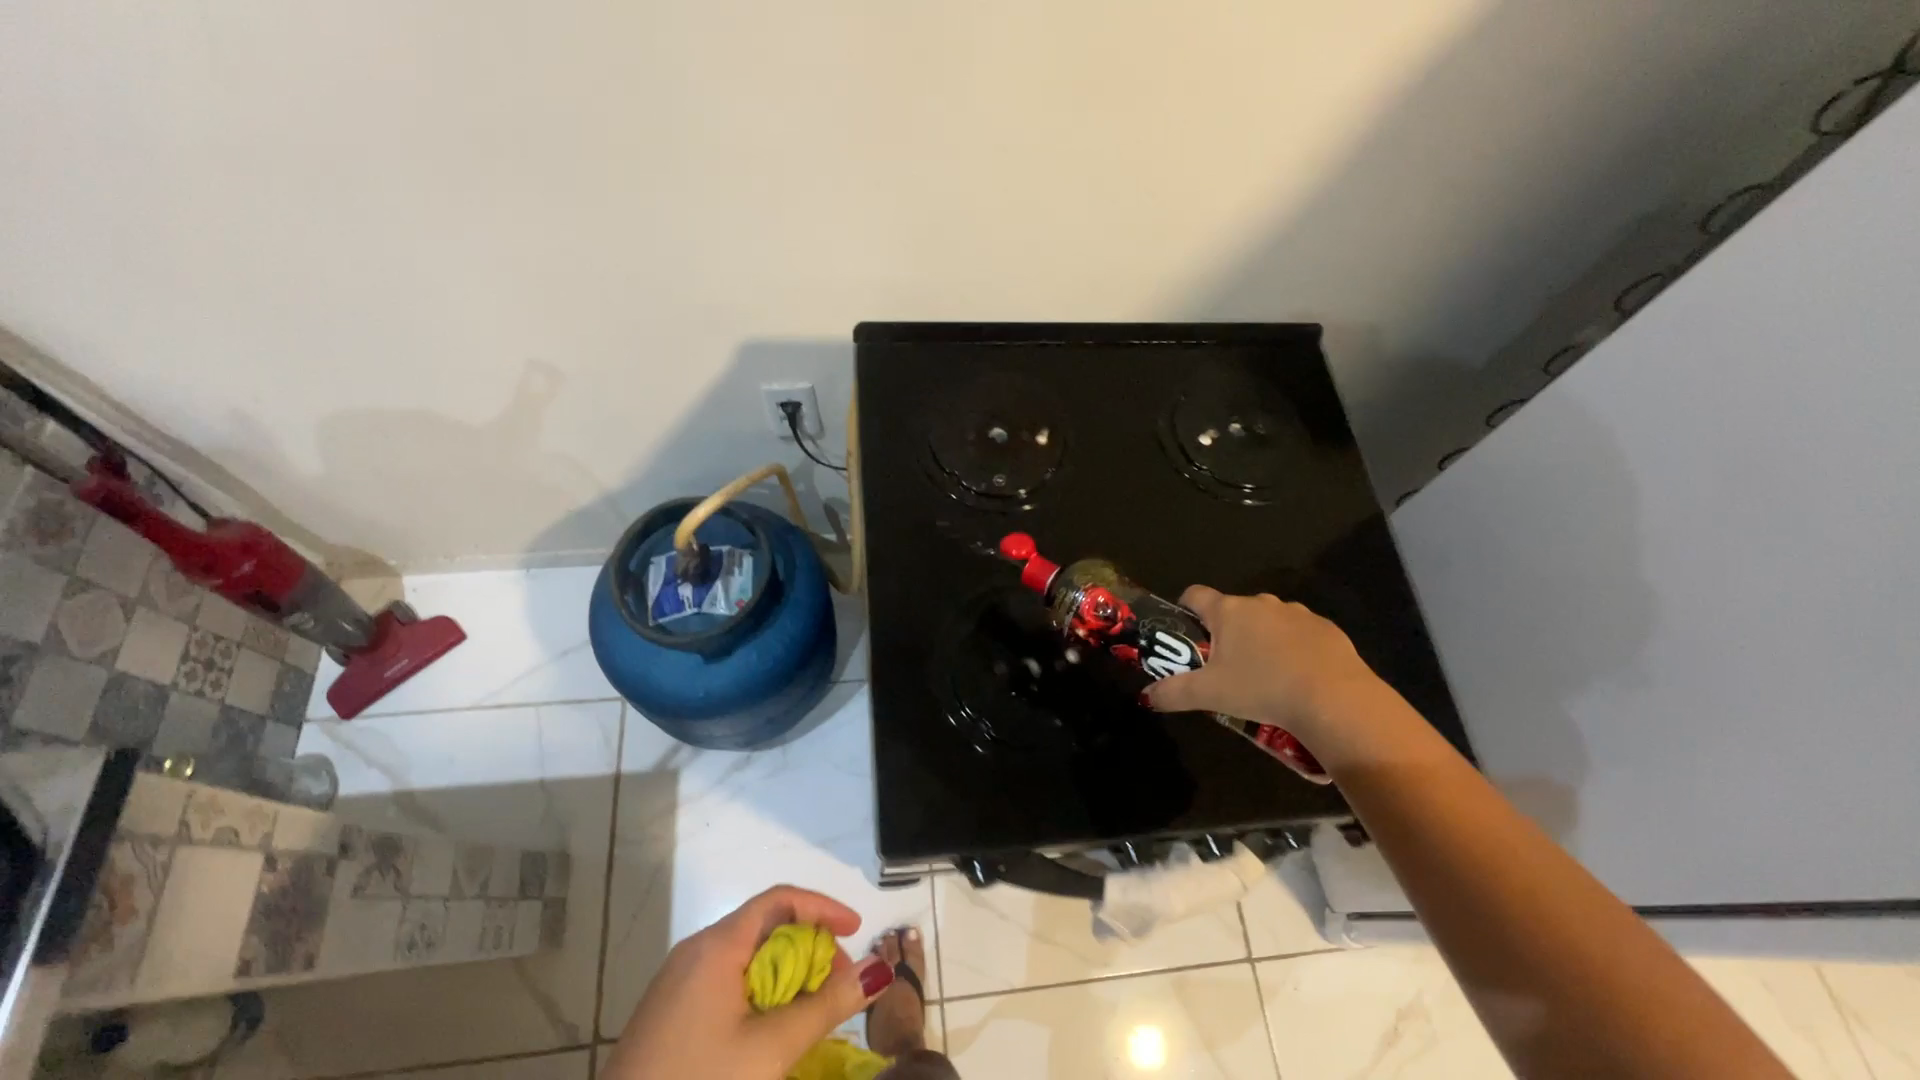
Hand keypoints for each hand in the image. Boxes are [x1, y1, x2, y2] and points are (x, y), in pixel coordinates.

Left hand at [602, 886, 894, 1079]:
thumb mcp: (772, 1047)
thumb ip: (827, 1004)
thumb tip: (878, 967)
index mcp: (717, 946)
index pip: (779, 900)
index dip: (823, 908)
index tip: (857, 931)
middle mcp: (696, 951)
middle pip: (765, 926)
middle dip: (810, 946)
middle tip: (840, 984)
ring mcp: (679, 982)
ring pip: (747, 956)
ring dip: (788, 972)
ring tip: (814, 1009)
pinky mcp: (672, 1012)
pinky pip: (727, 980)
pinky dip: (762, 991)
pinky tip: (774, 1028)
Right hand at [1143, 586, 1384, 749]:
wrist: (1333, 698)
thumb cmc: (1261, 688)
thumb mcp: (1209, 695)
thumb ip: (1173, 693)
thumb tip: (1146, 697)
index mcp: (1228, 611)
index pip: (1194, 594)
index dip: (1185, 609)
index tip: (1186, 633)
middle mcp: (1260, 603)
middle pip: (1232, 610)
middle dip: (1225, 633)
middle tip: (1223, 667)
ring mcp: (1296, 612)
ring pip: (1267, 621)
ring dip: (1261, 640)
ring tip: (1263, 676)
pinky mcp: (1325, 628)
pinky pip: (1299, 633)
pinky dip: (1292, 649)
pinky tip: (1296, 678)